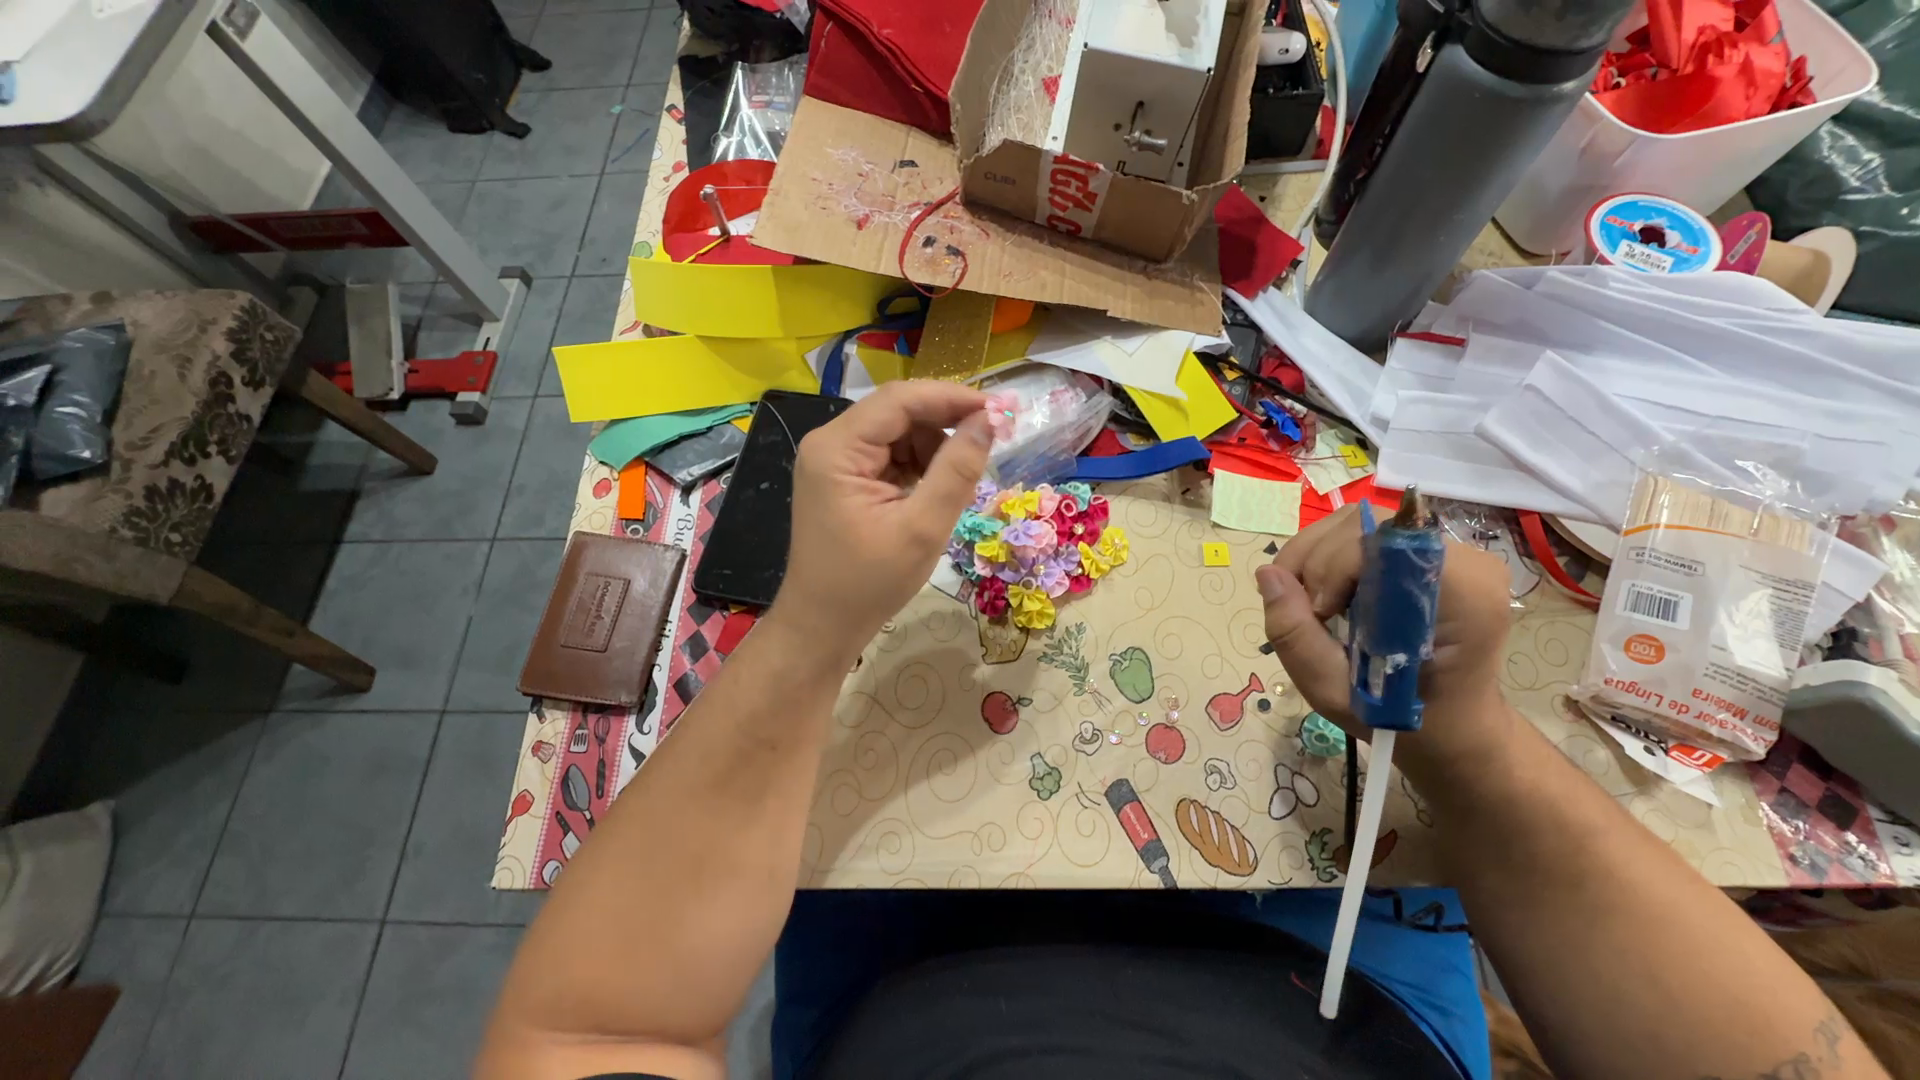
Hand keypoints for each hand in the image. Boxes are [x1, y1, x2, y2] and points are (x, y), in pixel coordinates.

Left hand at [767, 381, 993, 661]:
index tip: (1000, 409)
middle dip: (945, 423)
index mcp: (837, 449)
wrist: (822, 627)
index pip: (900, 400)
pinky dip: (919, 466)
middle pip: (897, 412)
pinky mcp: (843, 480)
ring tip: (959, 482)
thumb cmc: (868, 584)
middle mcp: (829, 444)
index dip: (951, 397)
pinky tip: (936, 490)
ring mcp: (833, 462)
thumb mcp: (922, 529)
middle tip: (992, 440)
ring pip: (897, 433)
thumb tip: (990, 421)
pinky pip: (889, 456)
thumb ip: (957, 471)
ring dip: (934, 448)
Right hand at [1254, 504, 1517, 771]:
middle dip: (1316, 564)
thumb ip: (1298, 637)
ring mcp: (1450, 554)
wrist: (1452, 730)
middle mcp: (1465, 562)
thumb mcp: (1335, 694)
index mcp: (1461, 596)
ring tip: (1314, 607)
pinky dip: (1330, 562)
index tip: (1319, 616)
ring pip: (1356, 524)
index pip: (1379, 542)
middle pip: (1362, 525)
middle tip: (1307, 614)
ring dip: (1316, 561)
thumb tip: (1267, 574)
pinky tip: (1330, 598)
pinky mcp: (1430, 556)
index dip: (1332, 568)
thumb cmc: (1400, 720)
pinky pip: (1364, 536)